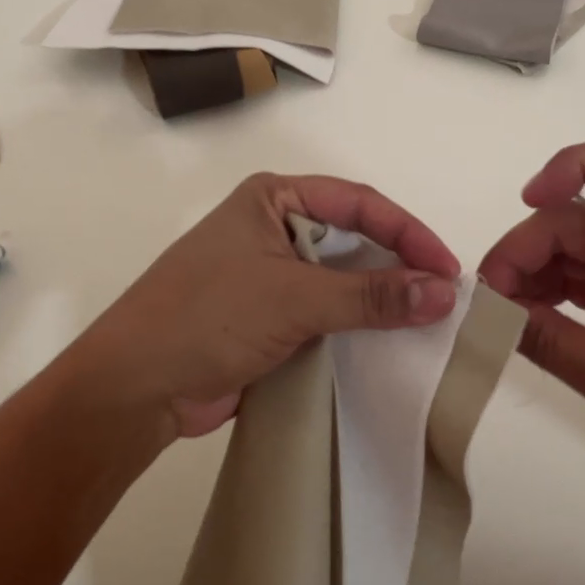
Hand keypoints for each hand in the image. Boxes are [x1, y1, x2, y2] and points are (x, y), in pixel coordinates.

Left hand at [73, 173, 460, 439]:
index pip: (358, 203)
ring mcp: (270, 274)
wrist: (137, 386)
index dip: (408, 232)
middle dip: (398, 265)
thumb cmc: (209, 317)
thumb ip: (370, 295)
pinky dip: (356, 327)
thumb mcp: (294, 298)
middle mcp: (274, 227)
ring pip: (341, 279)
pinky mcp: (269, 317)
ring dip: (380, 300)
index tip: (448, 270)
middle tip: (444, 298)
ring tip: (428, 324)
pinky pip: (326, 314)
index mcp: (274, 198)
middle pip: (353, 238)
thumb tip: (443, 291)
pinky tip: (389, 346)